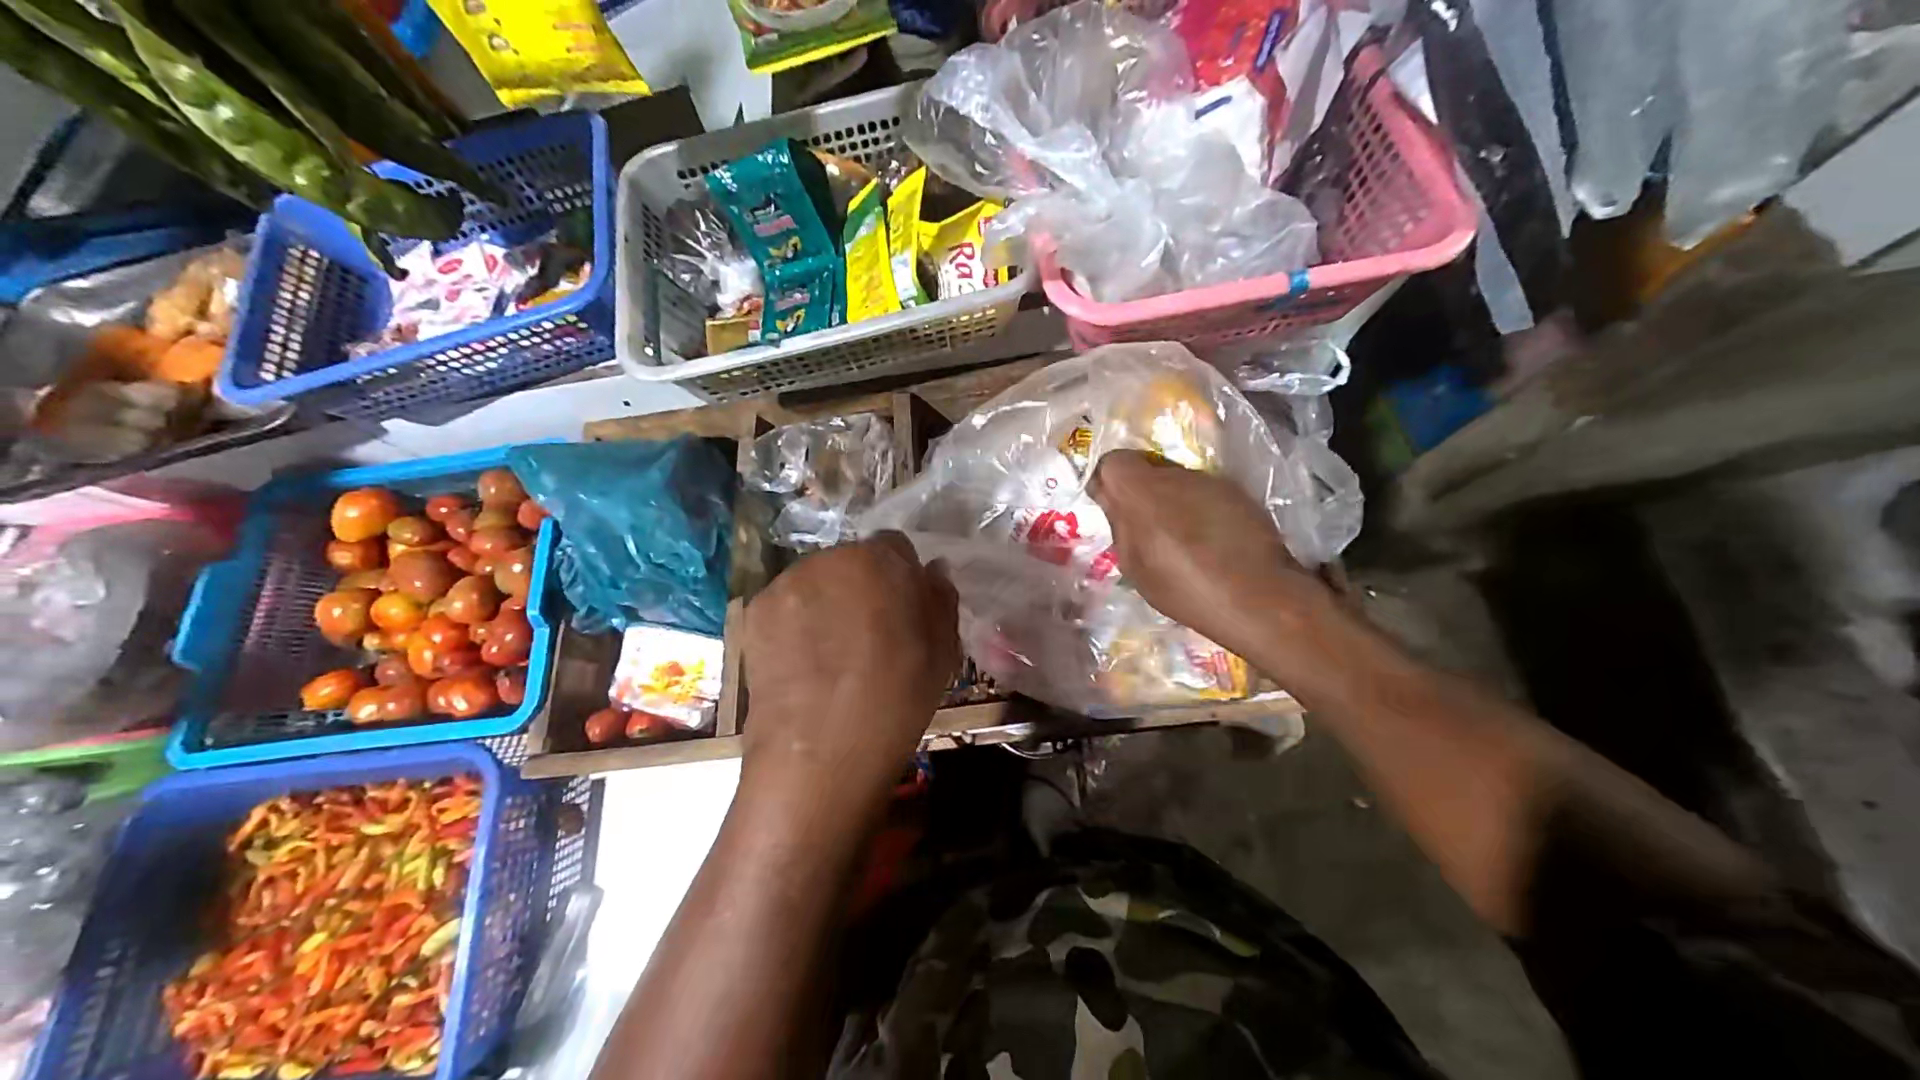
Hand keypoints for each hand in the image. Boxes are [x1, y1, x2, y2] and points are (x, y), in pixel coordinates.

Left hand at [740, 533, 957, 811]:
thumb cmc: (897, 699)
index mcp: (881, 560)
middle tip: (868, 637)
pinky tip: (802, 664)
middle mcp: (830, 558)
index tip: (903, 613)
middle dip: (862, 588)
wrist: (821, 750)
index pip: (895, 548)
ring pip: (816, 584)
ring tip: (831, 656)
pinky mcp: (754, 613)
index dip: (901, 579)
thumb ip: (940, 599)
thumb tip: (931, 571)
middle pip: (851, 563)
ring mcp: (786, 584)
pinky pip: (786, 607)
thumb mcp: (943, 651)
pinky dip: (795, 625)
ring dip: (826, 604)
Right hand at [1091, 450, 1337, 675]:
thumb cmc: (1183, 587)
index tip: (1112, 507)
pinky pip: (1205, 492)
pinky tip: (1208, 540)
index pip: (1113, 462)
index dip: (1109, 481)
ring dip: (1172, 499)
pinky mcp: (1237, 492)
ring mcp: (1210, 481)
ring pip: (1177, 479)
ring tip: (1179, 537)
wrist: (1256, 596)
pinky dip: (1199, 508)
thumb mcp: (1134, 565)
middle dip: (1141, 491)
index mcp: (1140, 491)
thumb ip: (1119, 524)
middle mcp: (1175, 475)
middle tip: (1144, 527)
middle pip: (1147, 468)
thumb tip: (1110, 500)